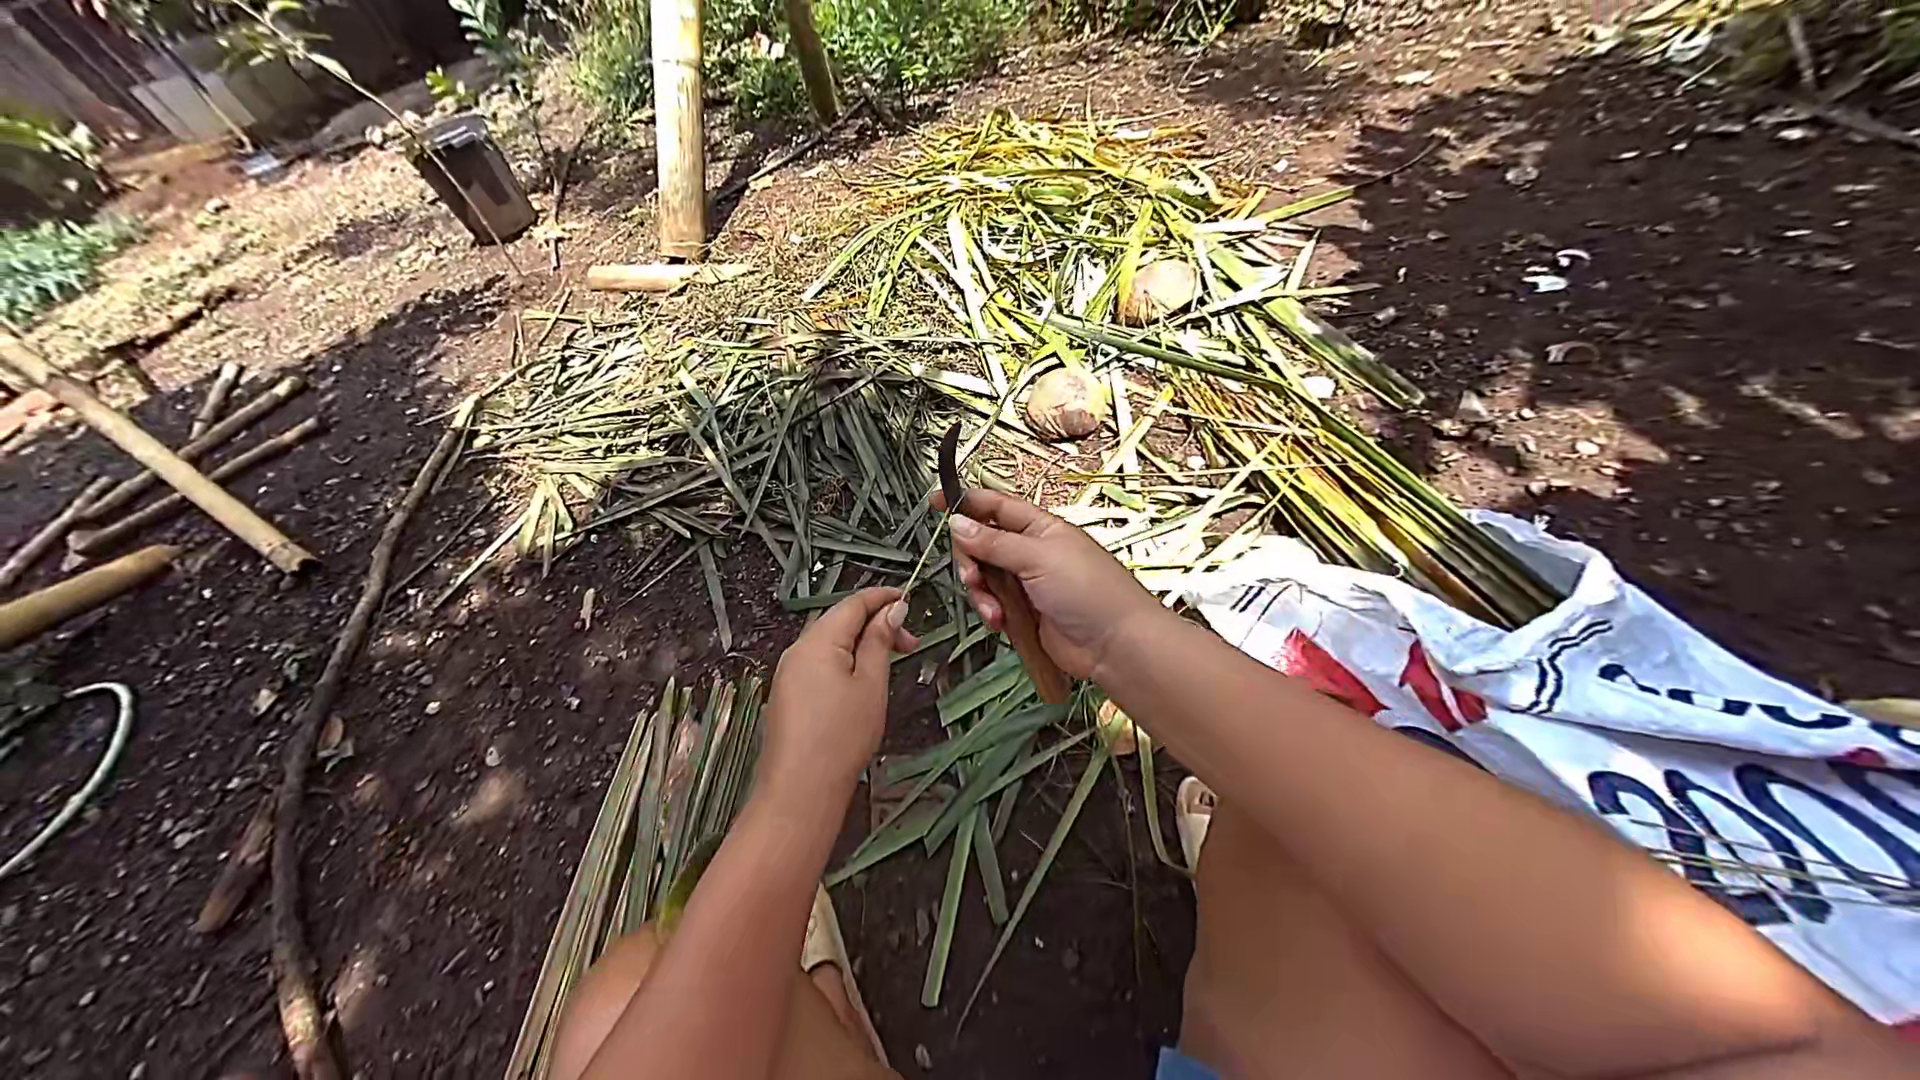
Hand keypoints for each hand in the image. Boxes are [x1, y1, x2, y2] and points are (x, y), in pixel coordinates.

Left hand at [759, 587, 917, 806]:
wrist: (800, 789)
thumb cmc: (842, 735)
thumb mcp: (871, 684)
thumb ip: (880, 641)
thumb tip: (892, 610)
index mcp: (818, 641)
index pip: (853, 603)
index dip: (882, 597)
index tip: (910, 599)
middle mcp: (798, 649)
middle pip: (840, 620)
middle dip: (875, 622)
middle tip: (910, 643)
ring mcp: (789, 672)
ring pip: (830, 642)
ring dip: (862, 642)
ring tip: (891, 660)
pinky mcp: (788, 693)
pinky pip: (820, 662)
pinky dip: (845, 659)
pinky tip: (863, 679)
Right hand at [933, 489, 1166, 679]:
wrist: (1115, 644)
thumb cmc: (1087, 591)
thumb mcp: (1038, 557)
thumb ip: (994, 541)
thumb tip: (957, 522)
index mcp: (1039, 527)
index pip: (994, 506)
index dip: (965, 503)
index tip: (934, 504)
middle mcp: (1030, 551)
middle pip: (981, 543)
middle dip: (970, 559)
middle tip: (973, 576)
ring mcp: (1026, 582)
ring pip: (983, 577)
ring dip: (981, 592)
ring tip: (994, 610)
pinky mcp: (1023, 611)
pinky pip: (993, 604)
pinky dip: (991, 612)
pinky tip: (1002, 623)